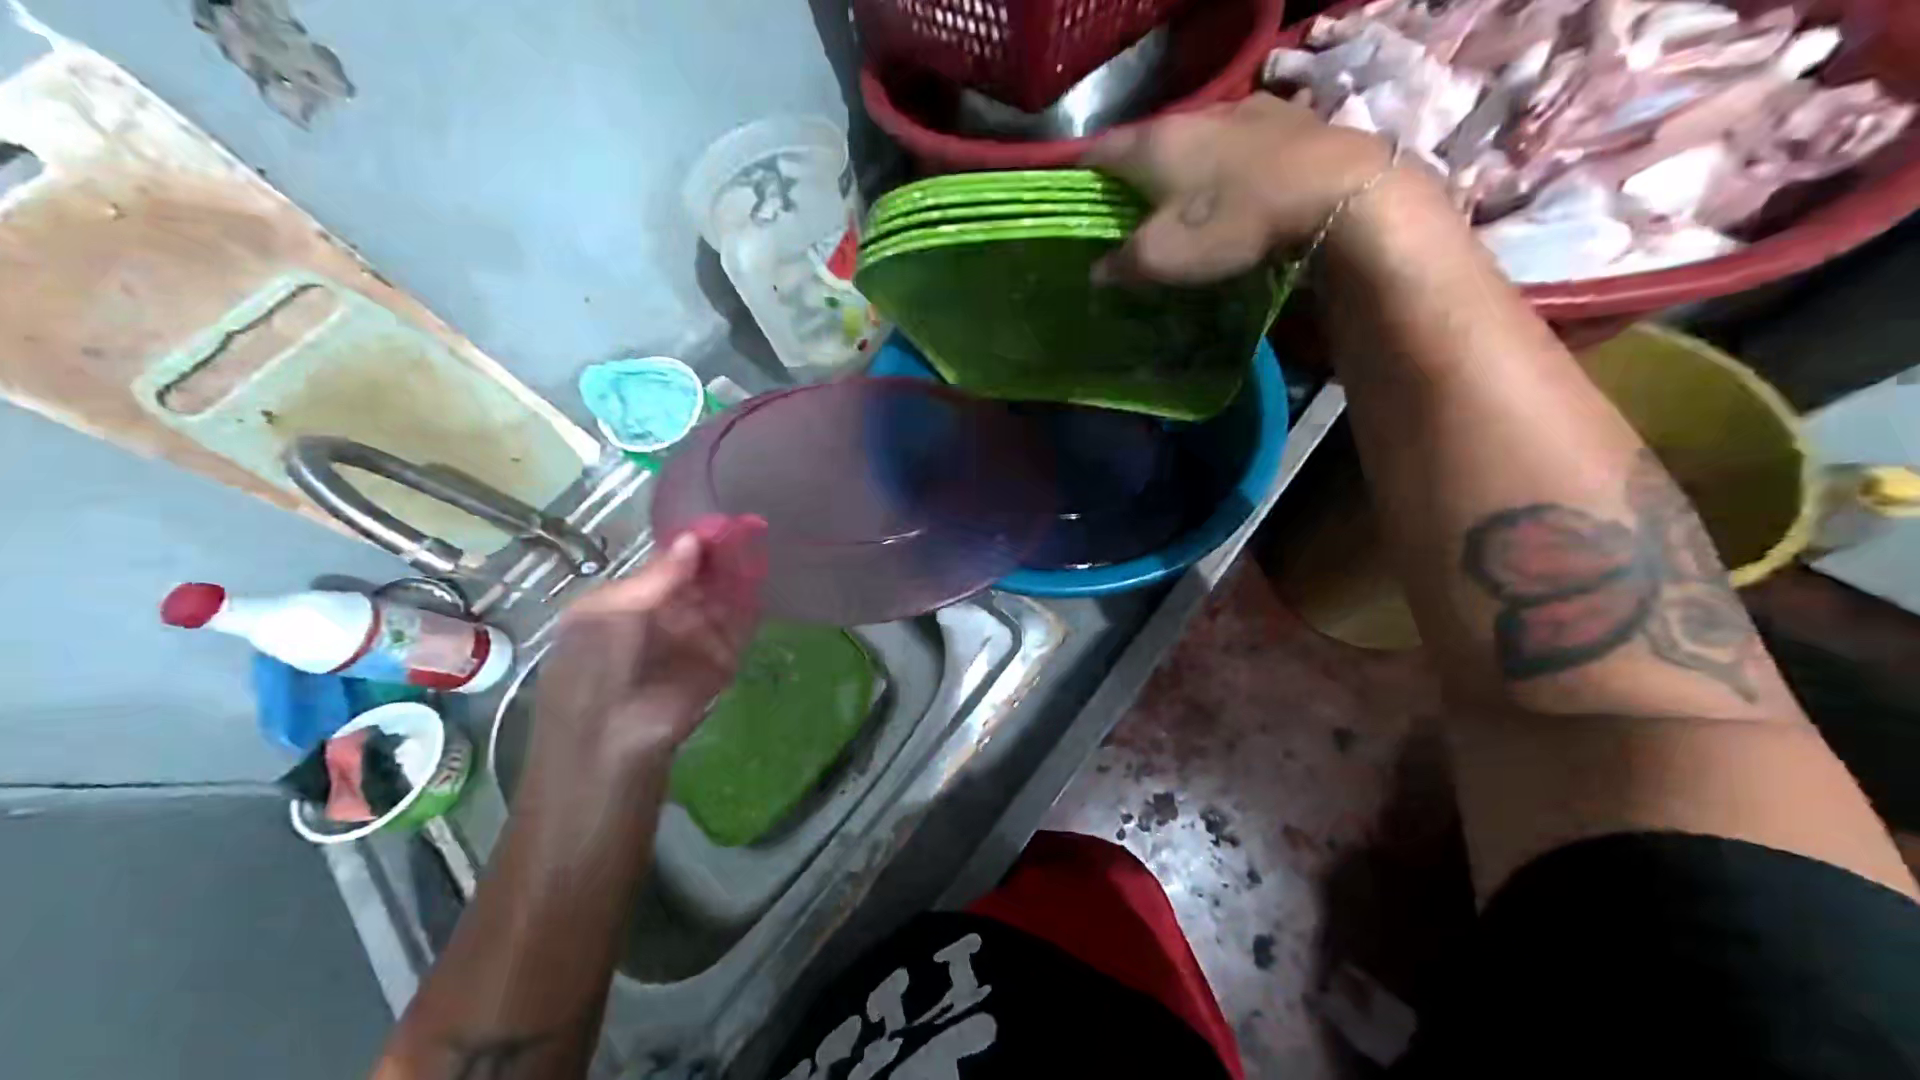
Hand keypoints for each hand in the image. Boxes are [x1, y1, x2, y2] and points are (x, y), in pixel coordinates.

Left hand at [528, 515, 768, 783]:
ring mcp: (698, 635)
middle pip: (703, 573)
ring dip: (742, 569)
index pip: (670, 561)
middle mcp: (668, 613)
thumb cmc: (593, 670)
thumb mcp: (609, 613)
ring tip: (760, 540)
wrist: (611, 740)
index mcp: (632, 599)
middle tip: (749, 524)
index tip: (719, 519)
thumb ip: (655, 577)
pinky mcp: (725, 658)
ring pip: (726, 594)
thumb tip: (693, 539)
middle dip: (723, 550)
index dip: (693, 540)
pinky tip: (763, 573)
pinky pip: (742, 623)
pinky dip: (753, 600)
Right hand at [1082, 93, 1395, 283]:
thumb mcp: (1163, 256)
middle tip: (1126, 208)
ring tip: (1182, 195)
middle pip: (1146, 142)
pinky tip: (1235, 183)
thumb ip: (1123, 263)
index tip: (1074, 199)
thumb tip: (1096, 271)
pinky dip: (1225, 161)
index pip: (1097, 151)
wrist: (1335, 191)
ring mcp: (1243, 109)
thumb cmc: (1231, 221)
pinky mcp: (1285, 119)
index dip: (1080, 176)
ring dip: (1182, 164)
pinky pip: (1238, 140)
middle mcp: (1194, 114)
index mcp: (1153, 142)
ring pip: (1195, 137)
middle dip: (1132, 174)